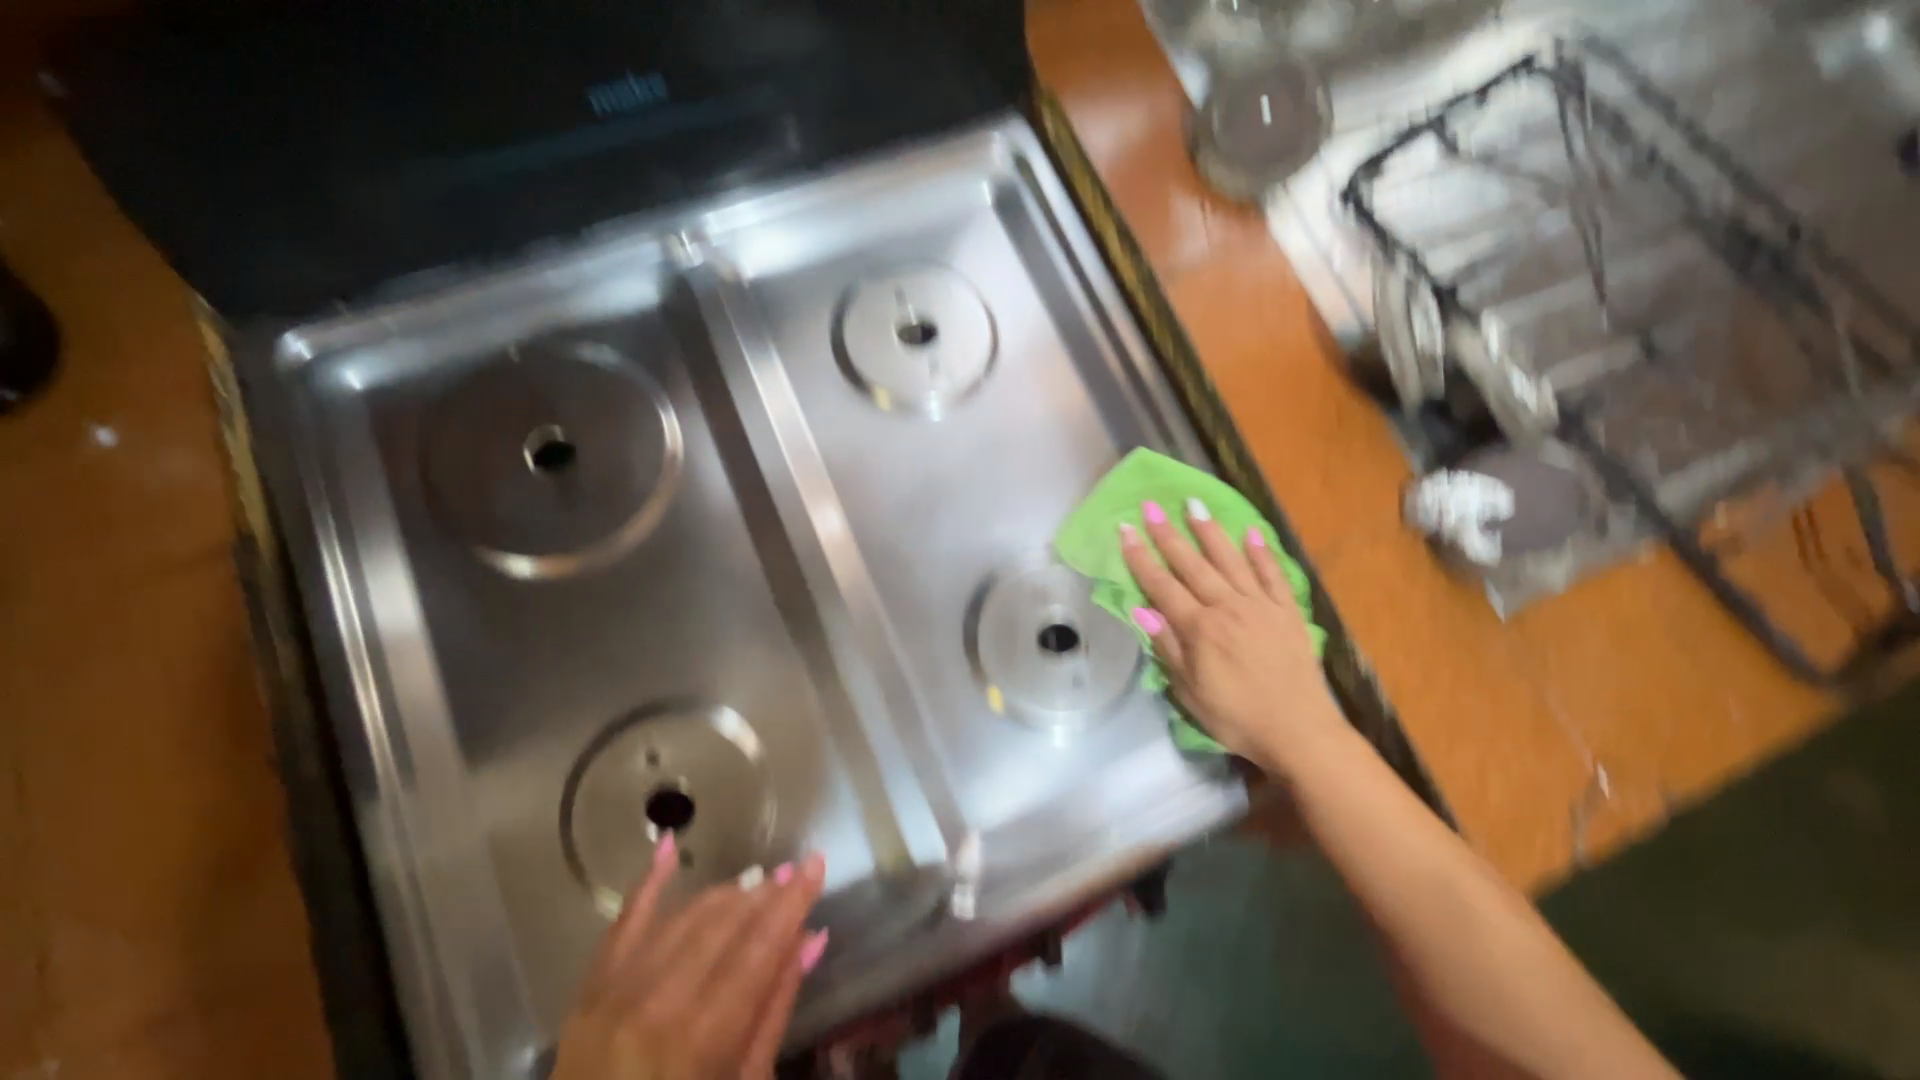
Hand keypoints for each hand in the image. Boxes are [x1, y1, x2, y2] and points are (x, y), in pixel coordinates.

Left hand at [550, 836, 830, 1079]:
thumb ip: (774, 1010)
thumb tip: (811, 938)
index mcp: (700, 1038)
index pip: (757, 950)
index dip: (791, 903)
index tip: (816, 865)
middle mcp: (655, 1004)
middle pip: (720, 926)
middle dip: (762, 894)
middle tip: (792, 873)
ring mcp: (615, 993)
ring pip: (681, 918)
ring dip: (722, 893)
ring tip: (755, 880)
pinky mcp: (587, 991)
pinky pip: (622, 924)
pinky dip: (646, 883)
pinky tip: (668, 848)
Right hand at [1120, 498, 1347, 775]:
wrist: (1298, 731)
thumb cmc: (1236, 717)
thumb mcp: (1190, 691)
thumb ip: (1169, 647)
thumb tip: (1142, 610)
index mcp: (1199, 628)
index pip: (1162, 586)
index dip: (1141, 558)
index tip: (1125, 530)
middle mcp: (1228, 607)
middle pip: (1192, 565)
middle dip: (1168, 534)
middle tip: (1151, 505)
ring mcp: (1260, 606)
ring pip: (1231, 560)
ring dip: (1210, 532)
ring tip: (1194, 505)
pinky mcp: (1288, 612)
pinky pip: (1273, 575)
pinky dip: (1262, 553)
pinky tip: (1251, 532)